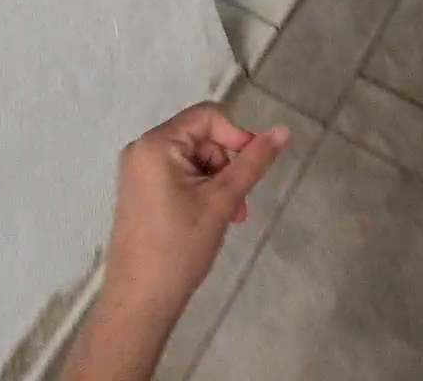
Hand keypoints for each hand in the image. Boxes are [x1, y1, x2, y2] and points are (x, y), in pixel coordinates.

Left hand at [102, 102, 291, 319]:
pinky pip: (180, 173)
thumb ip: (254, 161)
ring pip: (195, 158)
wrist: (139, 305)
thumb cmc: (179, 247)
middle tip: (241, 201)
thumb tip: (283, 130)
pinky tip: (212, 217)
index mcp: (155, 144)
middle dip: (227, 164)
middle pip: (202, 137)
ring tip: (231, 215)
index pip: (208, 116)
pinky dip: (201, 189)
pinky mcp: (140, 190)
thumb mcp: (223, 199)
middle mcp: (142, 149)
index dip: (237, 135)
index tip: (253, 165)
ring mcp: (138, 171)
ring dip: (218, 180)